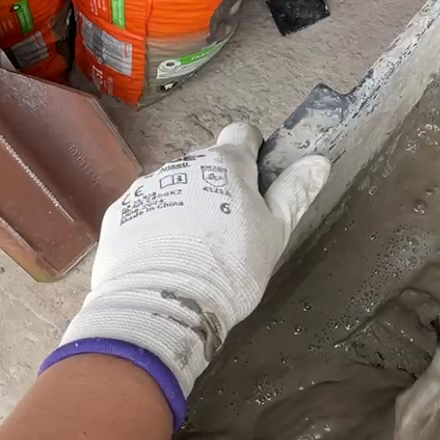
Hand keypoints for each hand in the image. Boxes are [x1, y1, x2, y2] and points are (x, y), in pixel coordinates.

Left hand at [46, 123, 329, 427]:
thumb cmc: (231, 267)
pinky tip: (165, 257)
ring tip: (193, 248)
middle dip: (218, 185)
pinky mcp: (119, 212)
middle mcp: (183, 164)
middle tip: (229, 229)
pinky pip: (146, 209)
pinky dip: (157, 224)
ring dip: (187, 203)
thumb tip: (319, 159)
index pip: (242, 134)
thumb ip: (295, 192)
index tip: (256, 183)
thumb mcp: (275, 232)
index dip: (252, 153)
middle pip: (207, 163)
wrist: (162, 305)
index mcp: (226, 163)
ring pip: (176, 186)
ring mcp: (147, 186)